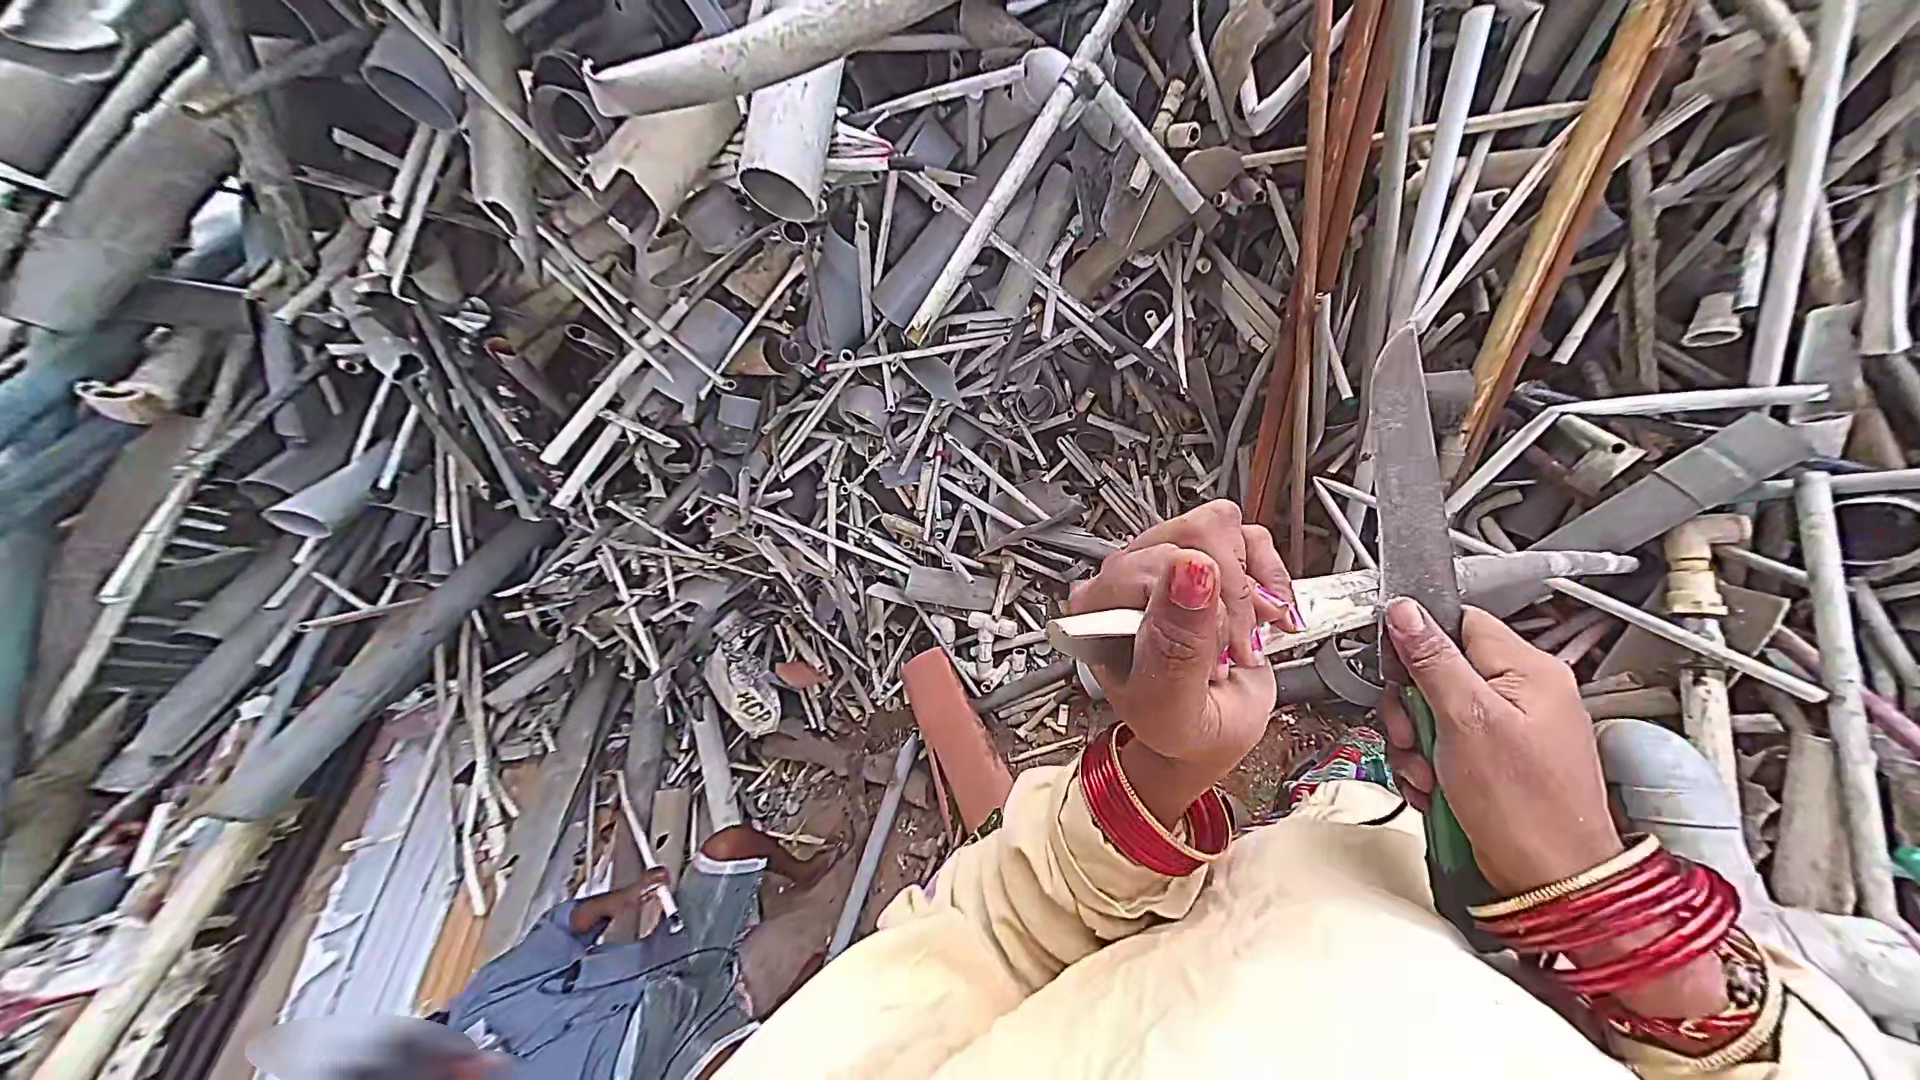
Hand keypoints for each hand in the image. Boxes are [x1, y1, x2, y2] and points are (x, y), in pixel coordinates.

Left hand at [1068, 500, 1298, 822]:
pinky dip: (1270, 580)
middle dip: (1232, 601)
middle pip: (1194, 535)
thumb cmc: (1179, 728)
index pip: (1159, 562)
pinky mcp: (1206, 562)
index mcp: (1100, 606)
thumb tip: (1190, 570)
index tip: (1216, 655)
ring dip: (1250, 589)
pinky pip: (1248, 538)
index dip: (1203, 609)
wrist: (1208, 736)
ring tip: (1242, 635)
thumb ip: (1178, 645)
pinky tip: (1261, 618)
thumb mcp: (1173, 706)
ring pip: (1221, 528)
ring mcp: (1167, 564)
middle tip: (1233, 649)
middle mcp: (1127, 576)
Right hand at [1380, 599, 1623, 893]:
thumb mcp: (1466, 719)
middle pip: (1433, 668)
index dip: (1418, 639)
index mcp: (1528, 671)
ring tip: (1427, 765)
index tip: (1400, 668)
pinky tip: (1434, 781)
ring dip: (1412, 737)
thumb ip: (1432, 660)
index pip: (1458, 621)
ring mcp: (1504, 725)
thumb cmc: (1526, 806)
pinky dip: (1423, 760)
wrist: (1548, 879)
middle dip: (1409, 703)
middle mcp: (1520, 693)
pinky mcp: (1488, 753)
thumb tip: (1406, 612)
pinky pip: (1435, 738)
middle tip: (1416, 730)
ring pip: (1427, 706)